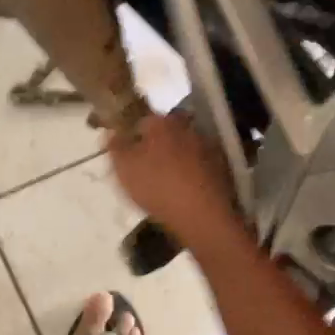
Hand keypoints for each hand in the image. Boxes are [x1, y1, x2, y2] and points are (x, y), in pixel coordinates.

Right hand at [108, 114, 241, 243]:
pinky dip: (190, 171)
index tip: (125, 152)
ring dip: (173, 158)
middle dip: (153, 145)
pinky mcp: (222, 165)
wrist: (202, 215)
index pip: (140, 119)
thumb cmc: (156, 187)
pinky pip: (198, 163)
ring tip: (163, 181)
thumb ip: (114, 146)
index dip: (130, 134)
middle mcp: (186, 126)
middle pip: (163, 131)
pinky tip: (183, 189)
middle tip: (143, 167)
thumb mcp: (123, 168)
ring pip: (182, 146)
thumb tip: (112, 132)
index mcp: (160, 122)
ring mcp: (207, 144)